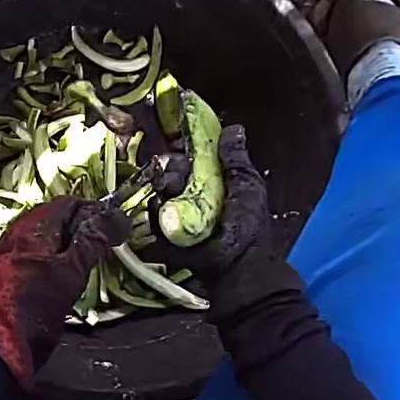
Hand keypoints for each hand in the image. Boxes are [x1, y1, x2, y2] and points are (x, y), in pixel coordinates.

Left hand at [0, 196, 129, 386]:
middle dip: (80, 227)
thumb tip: (114, 218)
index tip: (111, 226)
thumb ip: (92, 242)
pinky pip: (35, 253)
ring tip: (86, 259)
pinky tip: (63, 274)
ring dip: (66, 243)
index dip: (93, 210)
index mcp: (34, 226)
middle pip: (56, 217)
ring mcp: (10, 251)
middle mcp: (18, 232)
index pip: (69, 203)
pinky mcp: (7, 271)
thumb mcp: (72, 271)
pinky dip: (52, 256)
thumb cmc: (37, 304)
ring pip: (45, 236)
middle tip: (101, 243)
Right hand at [148, 124, 270, 275]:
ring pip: (157, 191)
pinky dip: (155, 212)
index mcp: (210, 181)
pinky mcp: (162, 233)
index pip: (189, 158)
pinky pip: (151, 216)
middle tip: (176, 179)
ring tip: (172, 197)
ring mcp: (175, 214)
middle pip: (169, 172)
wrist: (238, 271)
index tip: (180, 148)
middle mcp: (190, 195)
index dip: (183, 152)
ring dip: (163, 190)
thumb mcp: (248, 188)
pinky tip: (163, 211)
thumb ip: (236, 160)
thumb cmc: (248, 229)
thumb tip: (233, 129)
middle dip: (172, 171)